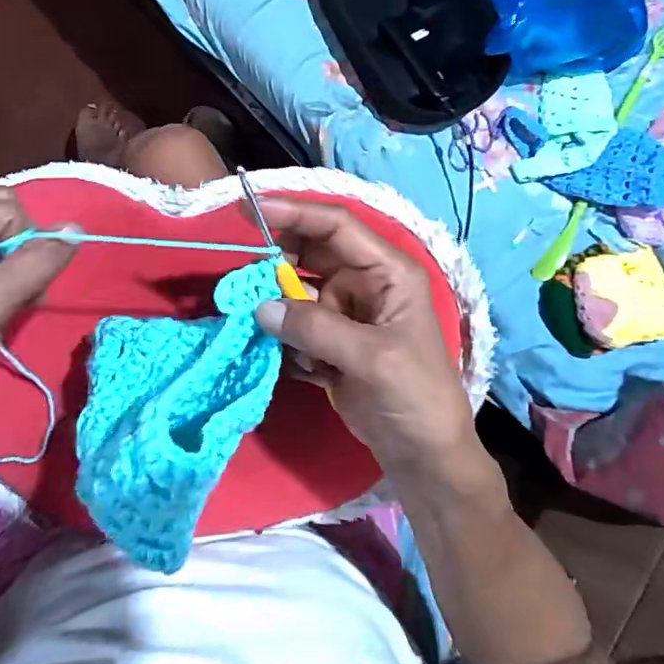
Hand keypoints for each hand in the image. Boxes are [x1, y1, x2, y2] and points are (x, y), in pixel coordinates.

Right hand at [252, 197, 476, 483]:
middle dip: (275, 259)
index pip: (336, 226)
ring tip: (254, 323)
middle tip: (240, 271)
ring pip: (295, 291)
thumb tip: (261, 308)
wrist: (423, 454)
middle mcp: (363, 283)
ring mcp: (344, 312)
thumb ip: (316, 329)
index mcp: (387, 272)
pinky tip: (293, 363)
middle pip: (309, 253)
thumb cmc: (415, 396)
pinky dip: (281, 337)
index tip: (250, 208)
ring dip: (274, 305)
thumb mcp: (372, 358)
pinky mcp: (328, 341)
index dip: (294, 212)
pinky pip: (293, 325)